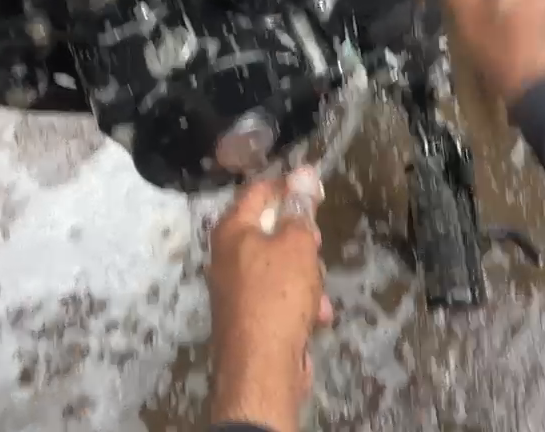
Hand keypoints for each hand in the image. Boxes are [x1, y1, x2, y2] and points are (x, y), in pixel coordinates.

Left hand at [207, 168, 333, 431]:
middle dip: (300, 238)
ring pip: (279, 264)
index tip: (316, 188)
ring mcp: (234, 289)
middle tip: (316, 244)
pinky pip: (278, 295)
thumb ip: (301, 208)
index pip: (259, 189)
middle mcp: (226, 255)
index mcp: (231, 230)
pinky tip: (316, 316)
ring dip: (305, 274)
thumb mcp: (297, 243)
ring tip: (318, 291)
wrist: (261, 372)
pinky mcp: (247, 318)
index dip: (288, 184)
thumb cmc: (278, 295)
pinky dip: (298, 300)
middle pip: (270, 229)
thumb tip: (304, 172)